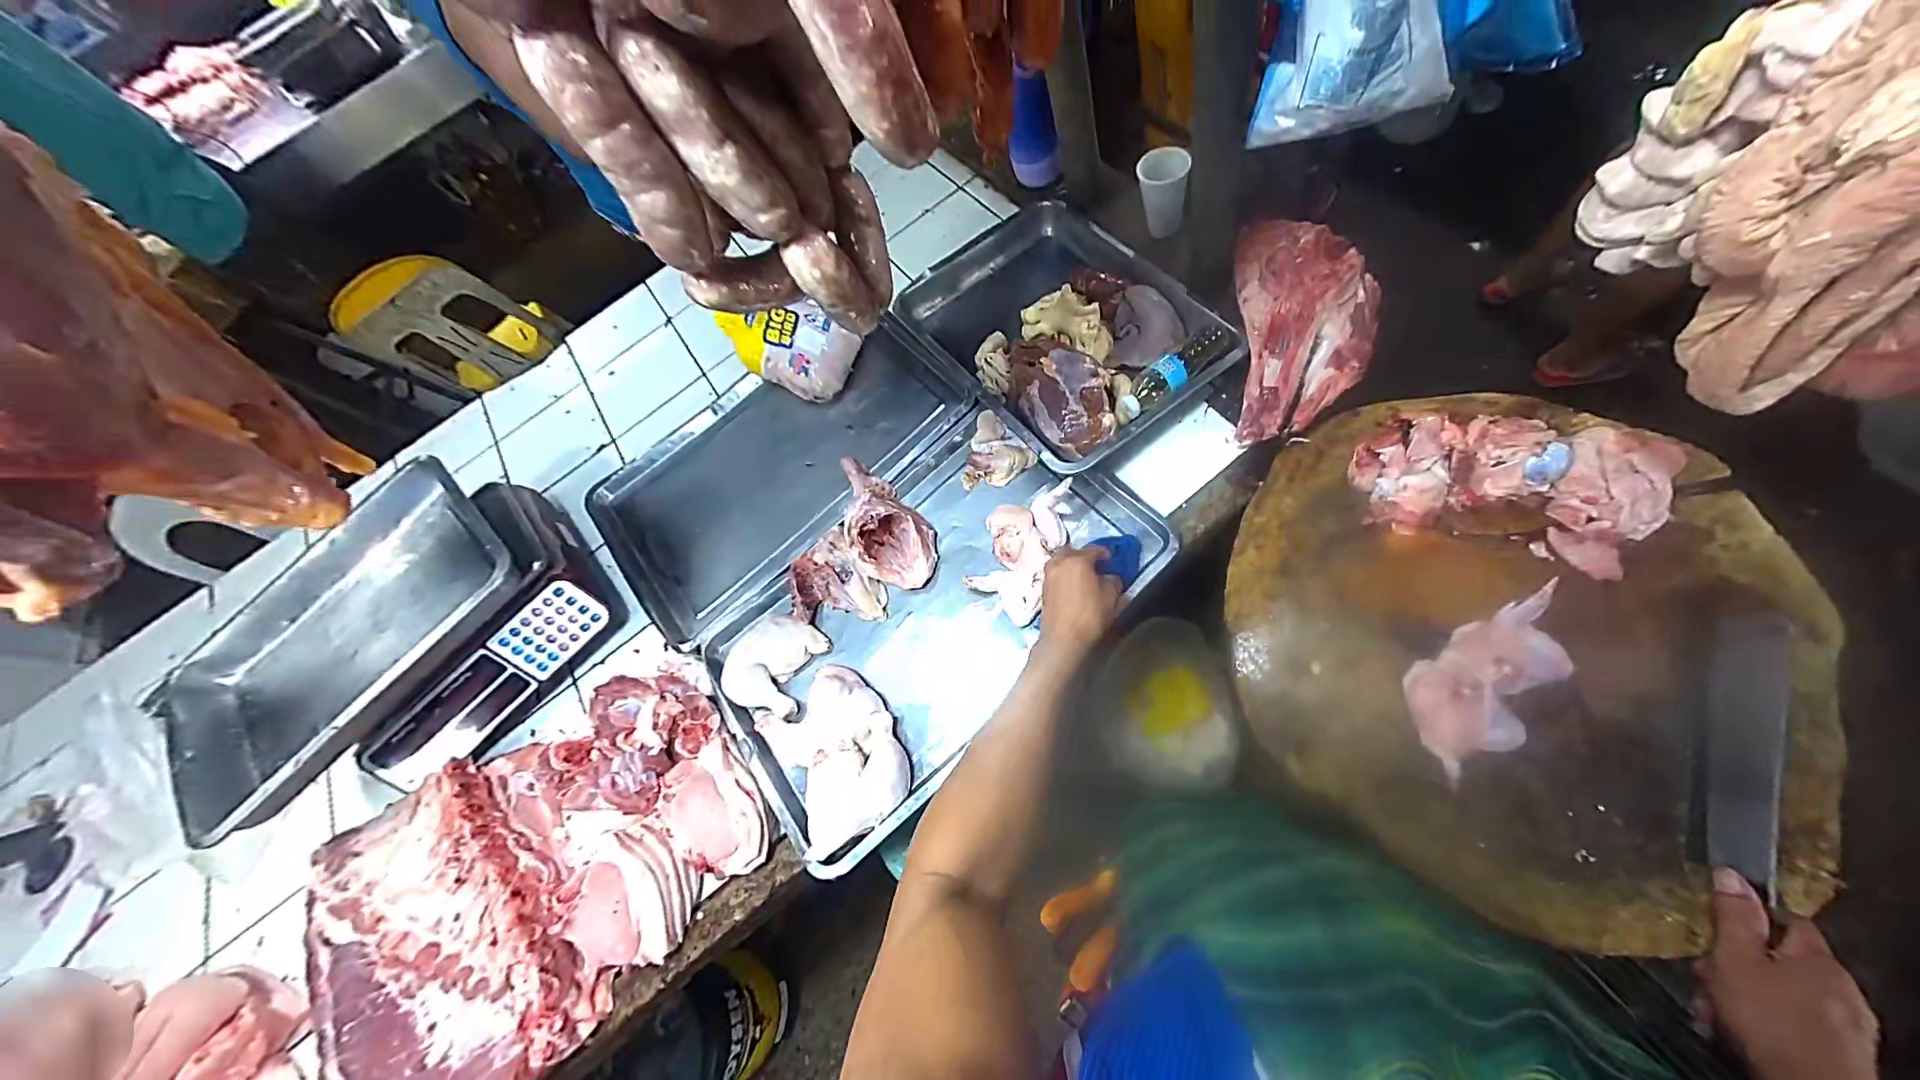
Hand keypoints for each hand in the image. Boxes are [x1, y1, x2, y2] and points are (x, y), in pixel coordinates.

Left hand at [1037, 547, 1121, 657]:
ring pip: (1060, 561)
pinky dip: (1064, 574)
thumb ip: (1112, 581)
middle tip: (1094, 565)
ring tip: (1082, 575)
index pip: (1093, 549)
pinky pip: (1055, 573)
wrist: (1063, 639)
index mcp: (1077, 561)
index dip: (1105, 553)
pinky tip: (1072, 585)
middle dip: (1083, 555)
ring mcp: (1048, 575)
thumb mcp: (1111, 597)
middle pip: (1072, 551)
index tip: (1110, 558)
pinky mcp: (1043, 588)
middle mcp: (1059, 563)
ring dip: (1071, 563)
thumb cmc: (1090, 616)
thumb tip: (1109, 577)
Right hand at [1698, 868, 1878, 1079]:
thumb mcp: (1736, 959)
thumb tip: (1730, 874)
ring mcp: (1849, 1021)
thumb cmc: (1767, 1015)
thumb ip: (1735, 918)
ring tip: (1716, 1006)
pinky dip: (1768, 1017)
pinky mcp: (1844, 1048)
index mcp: (1818, 959)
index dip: (1752, 920)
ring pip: (1786, 990)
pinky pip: (1798, 1018)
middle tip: (1708, 976)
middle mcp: (1842, 986)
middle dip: (1740, 964)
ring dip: (1748, 991)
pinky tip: (1745, 1027)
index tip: (1720, 929)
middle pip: (1782, 959)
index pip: (1788, 921)